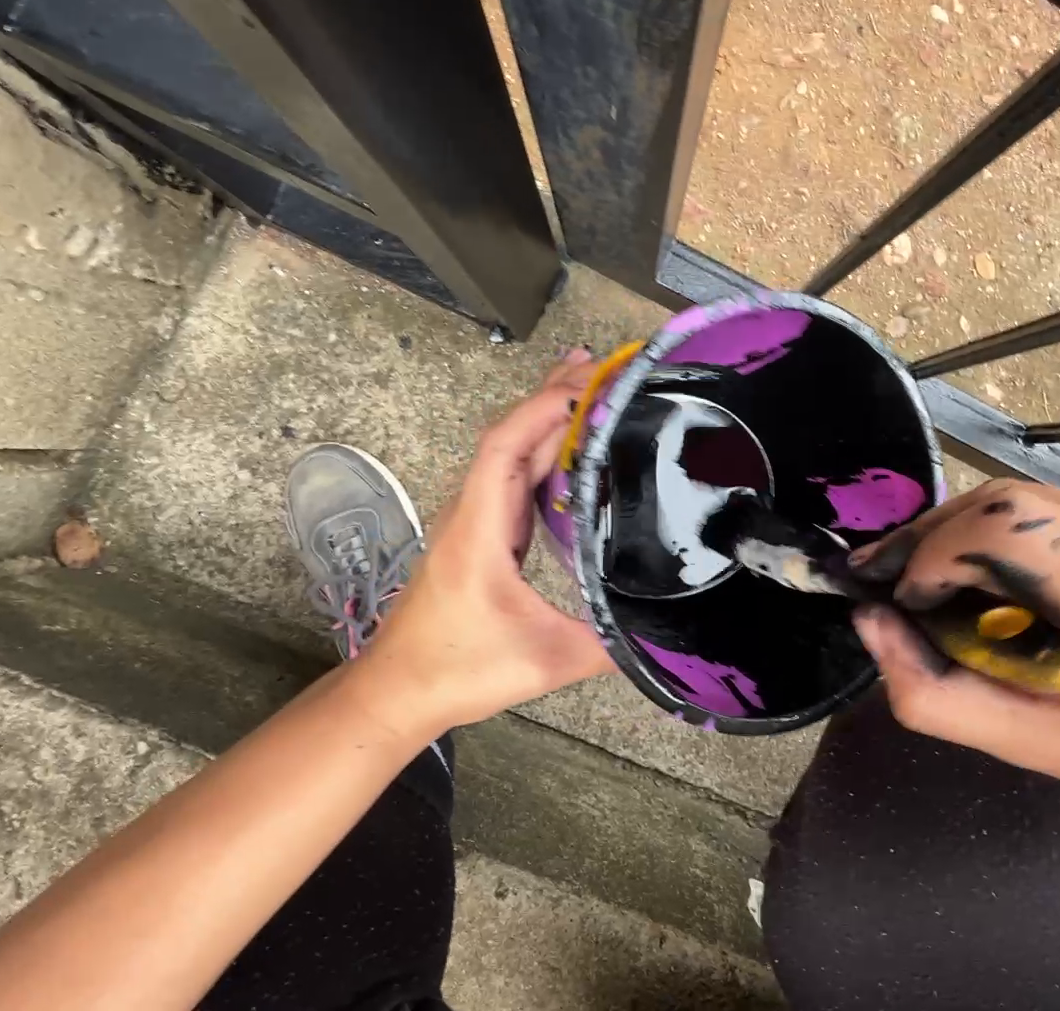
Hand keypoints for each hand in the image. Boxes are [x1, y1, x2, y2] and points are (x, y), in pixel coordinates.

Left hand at [348, 350, 613, 733]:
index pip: (506, 445)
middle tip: (604, 367)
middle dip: (555, 396)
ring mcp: (473, 520)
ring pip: (509, 451)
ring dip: (547, 417)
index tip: (593, 383)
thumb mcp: (544, 661)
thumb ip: (607, 644)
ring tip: (591, 389)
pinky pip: (512, 477)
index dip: (546, 407)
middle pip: (510, 435)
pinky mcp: (480, 534)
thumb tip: (664, 630)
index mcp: (480, 528)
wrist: (395, 691)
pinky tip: (571, 450)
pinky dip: (543, 450)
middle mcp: (473, 511)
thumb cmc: (456, 670)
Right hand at [847, 481, 1059, 852]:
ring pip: (1028, 497)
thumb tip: (871, 624)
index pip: (1018, 531)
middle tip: (890, 581)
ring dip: (962, 532)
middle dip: (935, 536)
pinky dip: (1002, 535)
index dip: (938, 552)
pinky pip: (1056, 508)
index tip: (904, 600)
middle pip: (1014, 501)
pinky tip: (985, 576)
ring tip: (926, 580)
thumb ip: (939, 698)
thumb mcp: (1043, 752)